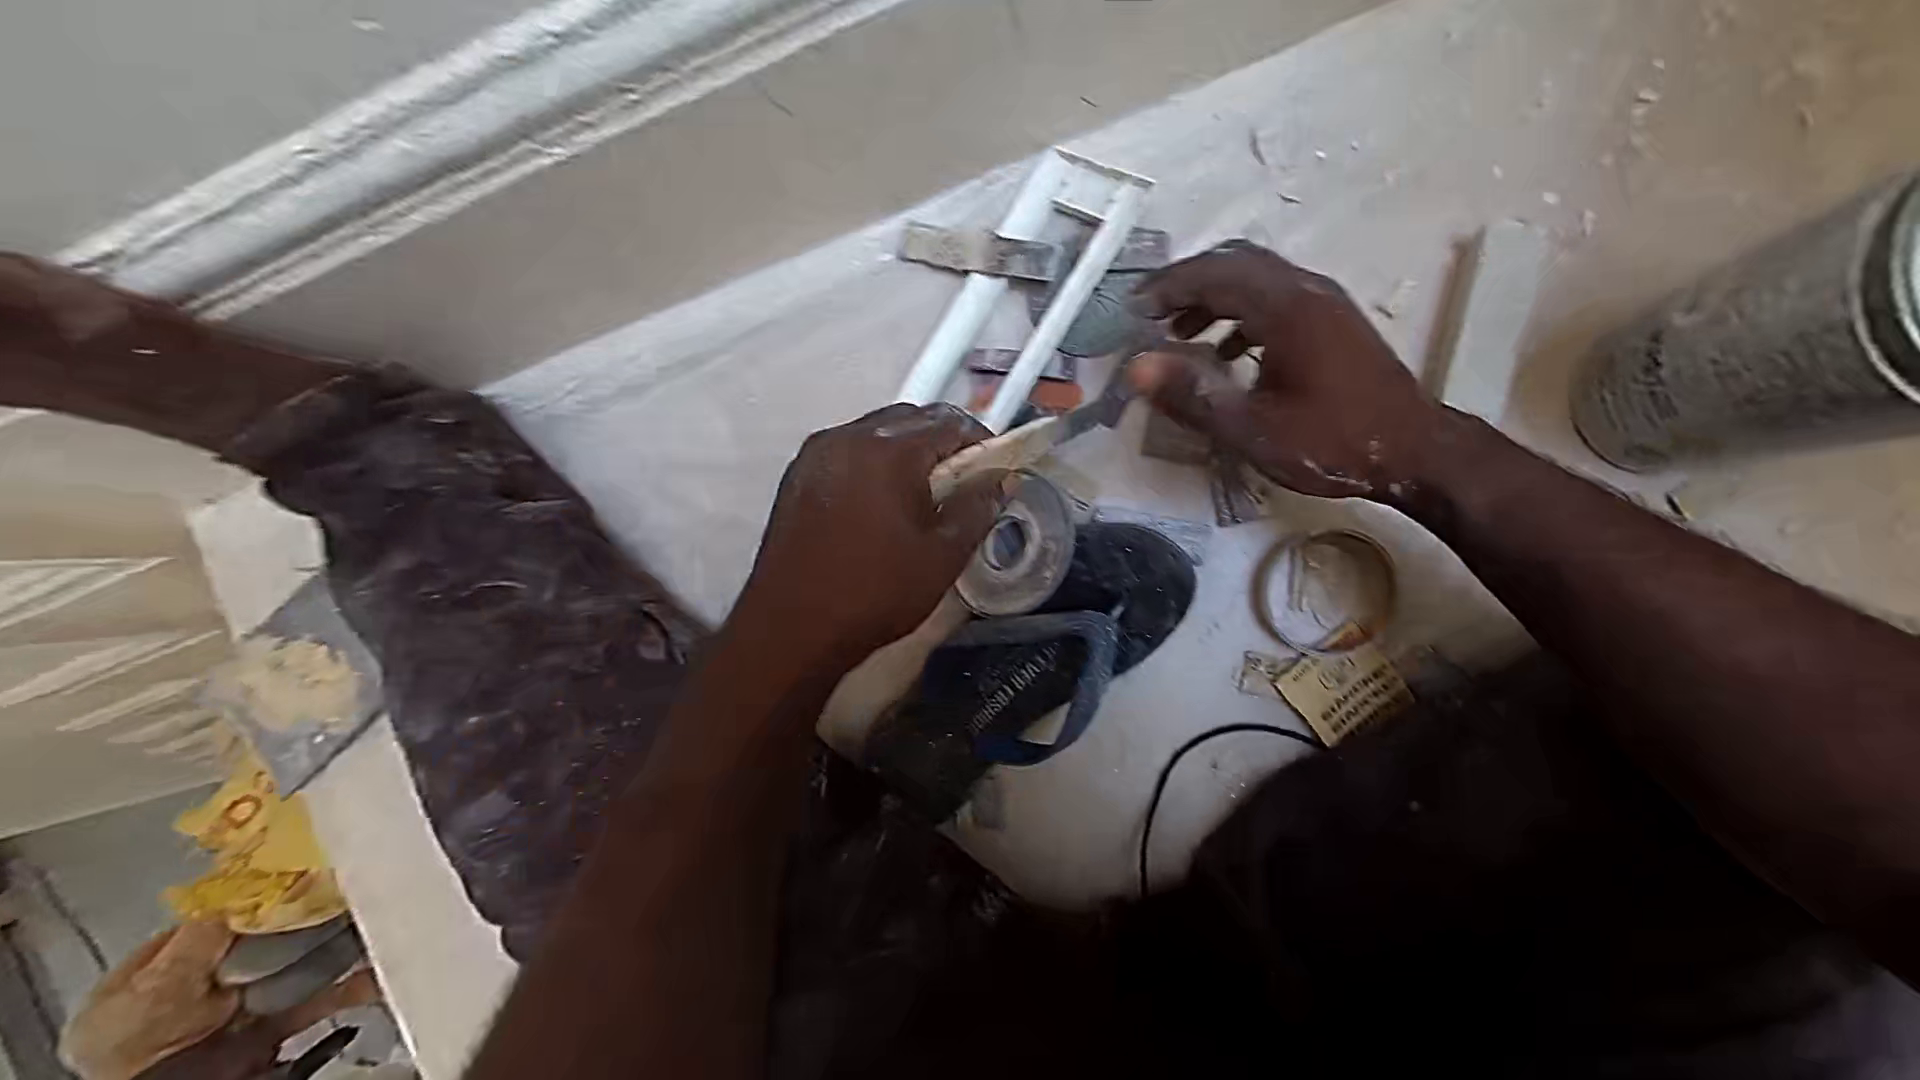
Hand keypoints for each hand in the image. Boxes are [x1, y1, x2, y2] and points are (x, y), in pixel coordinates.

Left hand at [734, 402, 1003, 664]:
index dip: (981, 441)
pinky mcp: (797, 475)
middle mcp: (847, 437)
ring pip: (875, 431)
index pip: (949, 422)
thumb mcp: (942, 556)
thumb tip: (1001, 481)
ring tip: (924, 492)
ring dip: (907, 449)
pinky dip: (874, 462)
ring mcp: (816, 454)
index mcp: (888, 450)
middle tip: (963, 481)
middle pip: (909, 418)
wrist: (791, 629)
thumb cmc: (874, 593)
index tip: (995, 469)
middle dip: (943, 440)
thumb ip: (977, 508)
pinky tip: (882, 501)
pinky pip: (848, 451)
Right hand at [1127, 240, 1443, 500]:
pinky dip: (1238, 313)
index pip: (1215, 276)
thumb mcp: (1251, 429)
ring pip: (1255, 279)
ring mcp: (1323, 303)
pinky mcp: (1330, 322)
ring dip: (1211, 298)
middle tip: (1149, 314)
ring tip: (1178, 333)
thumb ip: (1191, 396)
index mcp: (1287, 309)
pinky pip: (1273, 299)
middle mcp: (1306, 292)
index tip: (1132, 310)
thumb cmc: (1331, 443)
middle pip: (1235, 265)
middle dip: (1186, 285)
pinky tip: (1223, 352)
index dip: (1168, 289)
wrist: (1415, 451)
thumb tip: (1135, 368)